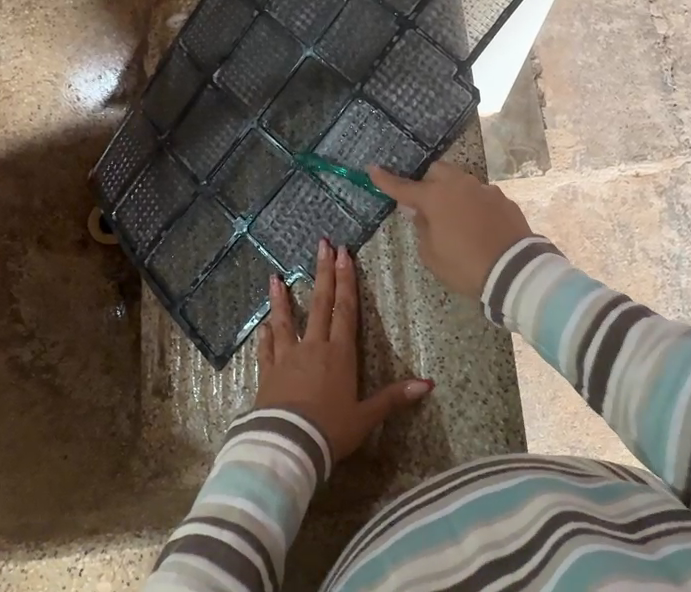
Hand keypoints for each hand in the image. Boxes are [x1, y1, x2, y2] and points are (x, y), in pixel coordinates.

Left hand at [255, 239, 432, 460]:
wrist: (288, 445)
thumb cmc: (330, 430)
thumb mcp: (366, 416)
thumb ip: (394, 398)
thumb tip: (428, 384)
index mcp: (340, 354)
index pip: (346, 309)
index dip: (347, 280)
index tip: (344, 254)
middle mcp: (314, 347)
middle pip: (320, 304)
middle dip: (323, 273)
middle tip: (323, 245)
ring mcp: (288, 358)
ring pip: (286, 321)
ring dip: (283, 298)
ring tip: (275, 277)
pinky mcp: (268, 373)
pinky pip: (267, 349)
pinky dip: (265, 336)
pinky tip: (262, 326)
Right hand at [368, 163, 533, 300]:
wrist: (514, 270)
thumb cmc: (465, 265)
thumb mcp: (432, 255)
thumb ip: (422, 228)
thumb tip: (420, 212)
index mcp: (436, 197)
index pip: (404, 187)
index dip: (386, 179)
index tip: (373, 169)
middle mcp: (460, 185)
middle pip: (437, 171)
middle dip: (427, 181)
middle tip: (424, 202)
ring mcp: (484, 189)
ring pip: (462, 181)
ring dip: (452, 193)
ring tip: (454, 217)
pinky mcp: (503, 199)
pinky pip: (481, 195)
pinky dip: (473, 204)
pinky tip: (477, 224)